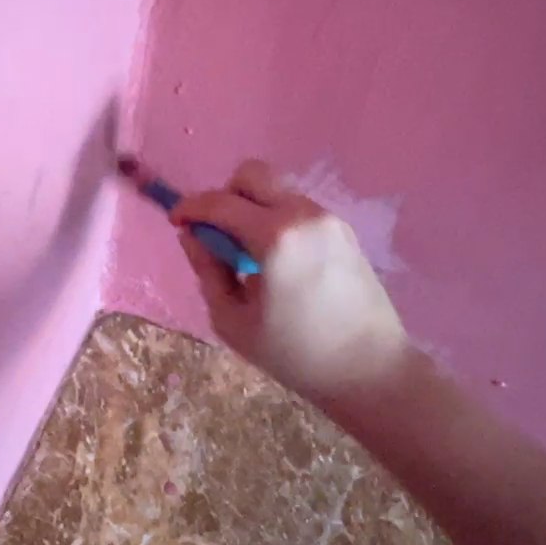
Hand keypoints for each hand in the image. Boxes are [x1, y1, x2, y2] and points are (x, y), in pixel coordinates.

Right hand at [170, 159, 415, 401]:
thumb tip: (192, 237)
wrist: (369, 370)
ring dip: (253, 209)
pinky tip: (279, 263)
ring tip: (251, 256)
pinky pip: (298, 209)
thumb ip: (207, 271)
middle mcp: (303, 214)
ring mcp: (328, 219)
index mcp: (275, 236)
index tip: (176, 221)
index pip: (219, 203)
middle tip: (219, 233)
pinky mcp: (344, 231)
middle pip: (253, 174)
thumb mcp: (232, 321)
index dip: (190, 207)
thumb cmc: (294, 353)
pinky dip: (277, 221)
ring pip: (277, 190)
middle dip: (226, 195)